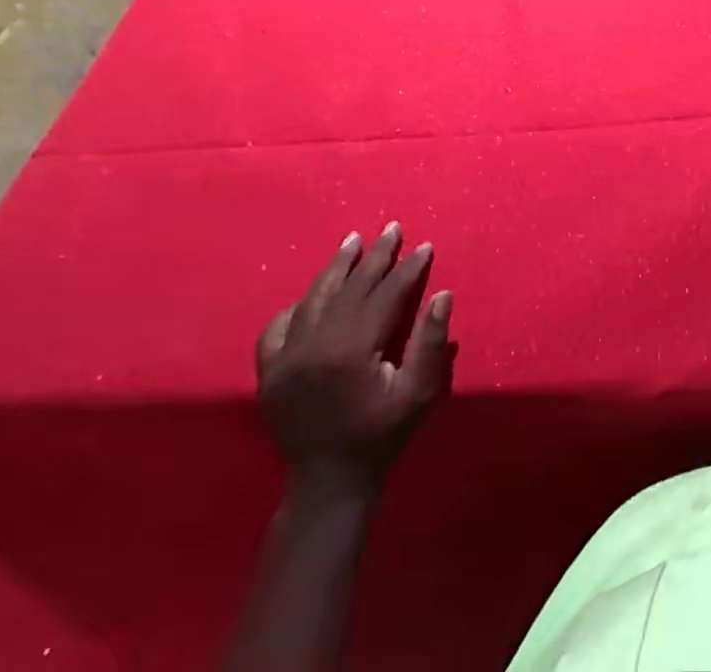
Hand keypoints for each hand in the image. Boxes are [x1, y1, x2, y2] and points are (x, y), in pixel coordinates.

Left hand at [257, 223, 454, 496]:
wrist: (328, 482)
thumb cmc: (381, 437)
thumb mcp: (418, 393)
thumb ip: (429, 342)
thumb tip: (442, 295)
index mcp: (351, 349)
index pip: (384, 295)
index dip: (407, 270)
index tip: (424, 247)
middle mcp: (314, 344)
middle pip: (349, 288)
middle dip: (374, 257)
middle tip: (391, 228)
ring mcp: (285, 356)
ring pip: (313, 299)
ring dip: (336, 269)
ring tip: (353, 241)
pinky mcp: (269, 370)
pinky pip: (279, 326)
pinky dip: (298, 305)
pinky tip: (311, 294)